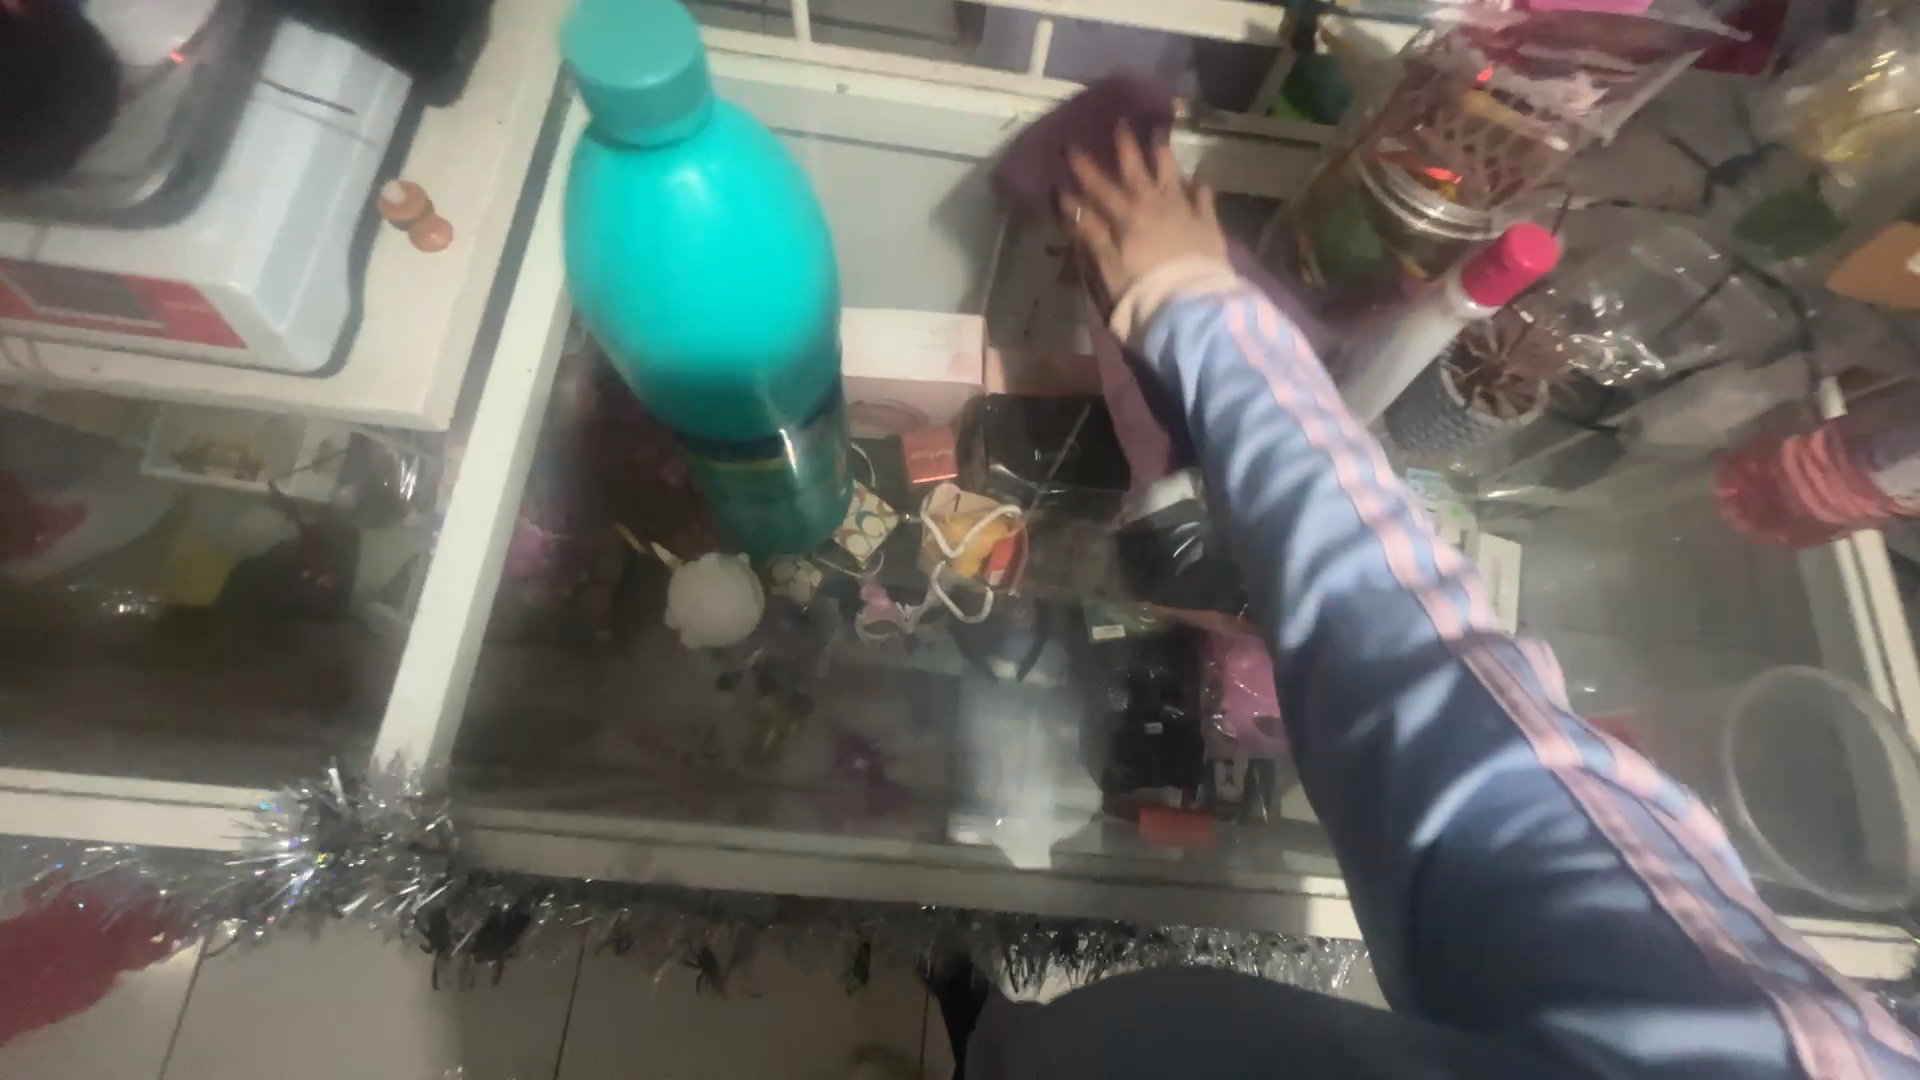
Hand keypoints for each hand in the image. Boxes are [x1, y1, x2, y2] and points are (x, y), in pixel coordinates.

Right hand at [1062, 125, 1227, 300]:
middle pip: (1138, 172)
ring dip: (1164, 156)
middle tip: (1122, 122)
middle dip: (1127, 148)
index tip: (1071, 146)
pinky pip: (1203, 201)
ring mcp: (1184, 213)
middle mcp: (1155, 206)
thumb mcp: (1108, 265)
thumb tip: (1069, 201)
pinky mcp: (1206, 226)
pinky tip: (1199, 181)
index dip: (1085, 169)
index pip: (1101, 188)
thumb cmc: (1140, 292)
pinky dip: (1200, 188)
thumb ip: (1092, 232)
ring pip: (1172, 177)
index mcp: (1127, 218)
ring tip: (1161, 135)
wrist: (1188, 306)